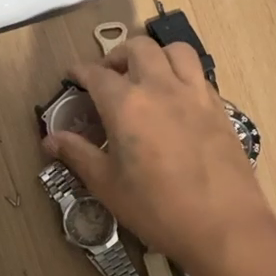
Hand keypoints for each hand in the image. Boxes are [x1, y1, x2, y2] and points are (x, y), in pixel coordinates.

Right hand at [44, 36, 275, 275]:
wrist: (225, 227)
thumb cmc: (157, 209)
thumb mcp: (107, 185)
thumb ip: (77, 154)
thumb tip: (50, 139)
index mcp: (126, 104)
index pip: (96, 74)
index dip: (80, 72)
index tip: (72, 78)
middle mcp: (161, 88)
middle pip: (138, 48)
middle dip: (117, 55)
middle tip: (108, 76)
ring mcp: (195, 95)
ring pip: (175, 50)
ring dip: (155, 55)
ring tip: (145, 76)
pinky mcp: (220, 108)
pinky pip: (198, 74)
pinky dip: (181, 73)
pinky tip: (174, 100)